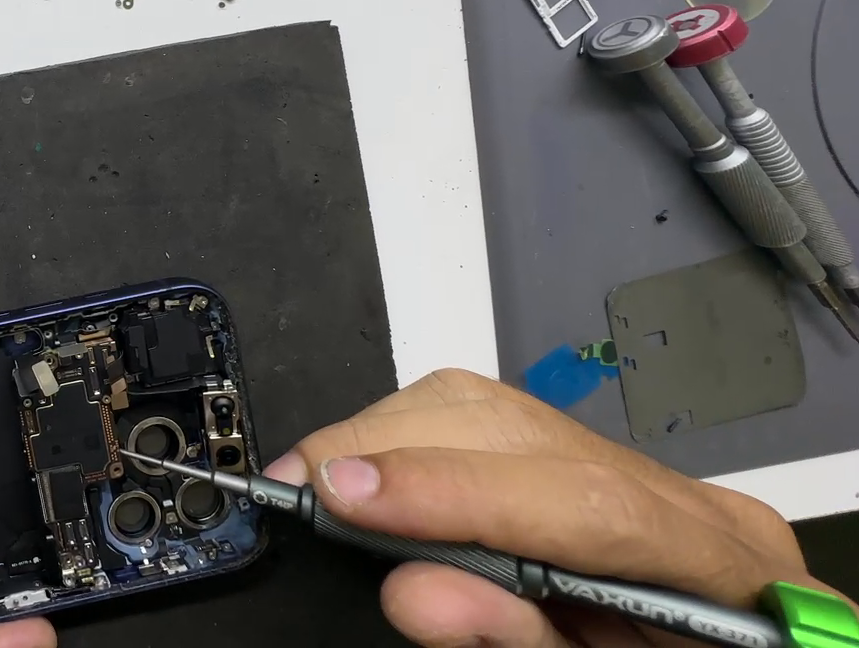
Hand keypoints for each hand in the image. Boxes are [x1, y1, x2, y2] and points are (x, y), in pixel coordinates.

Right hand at [263, 368, 840, 646]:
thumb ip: (511, 639)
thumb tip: (410, 591)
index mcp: (726, 576)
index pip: (590, 502)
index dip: (454, 492)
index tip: (342, 495)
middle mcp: (677, 497)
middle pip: (512, 429)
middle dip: (388, 452)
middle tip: (300, 486)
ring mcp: (616, 460)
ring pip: (470, 401)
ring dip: (374, 436)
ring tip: (314, 478)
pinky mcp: (550, 443)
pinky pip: (455, 407)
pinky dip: (386, 433)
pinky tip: (355, 465)